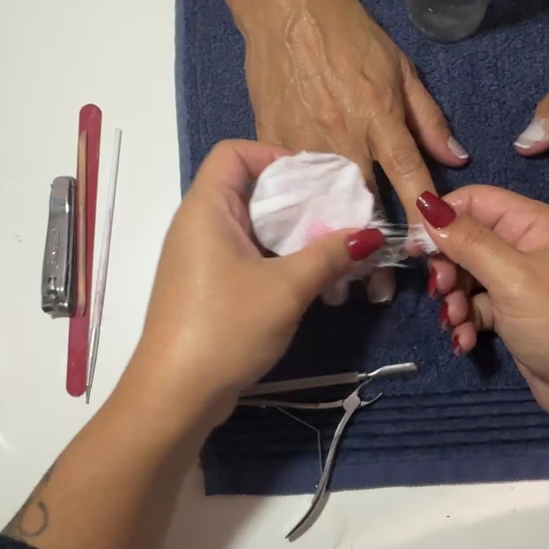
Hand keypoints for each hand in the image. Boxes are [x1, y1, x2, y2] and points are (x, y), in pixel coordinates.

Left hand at [130, 140, 385, 421]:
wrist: (177, 395)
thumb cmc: (226, 328)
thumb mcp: (286, 289)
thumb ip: (329, 255)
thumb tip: (372, 234)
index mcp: (207, 209)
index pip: (234, 153)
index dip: (275, 155)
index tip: (316, 180)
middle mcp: (199, 227)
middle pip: (250, 190)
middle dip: (298, 200)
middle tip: (340, 215)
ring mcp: (202, 261)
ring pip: (254, 229)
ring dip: (294, 236)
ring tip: (335, 250)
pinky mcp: (209, 290)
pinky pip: (248, 259)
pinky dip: (280, 262)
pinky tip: (312, 282)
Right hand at [237, 0, 465, 302]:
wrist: (284, 8)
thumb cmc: (348, 33)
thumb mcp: (400, 67)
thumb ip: (428, 118)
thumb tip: (457, 158)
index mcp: (381, 116)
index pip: (408, 175)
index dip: (421, 213)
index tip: (428, 250)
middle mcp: (345, 135)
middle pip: (363, 204)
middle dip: (371, 250)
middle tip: (378, 290)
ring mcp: (305, 141)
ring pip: (323, 207)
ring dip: (332, 248)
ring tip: (339, 284)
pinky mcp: (273, 142)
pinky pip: (289, 192)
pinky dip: (297, 222)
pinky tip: (301, 250)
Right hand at [414, 187, 548, 425]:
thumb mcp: (513, 278)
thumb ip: (468, 242)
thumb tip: (425, 204)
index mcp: (532, 223)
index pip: (474, 200)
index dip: (441, 218)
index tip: (415, 248)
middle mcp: (524, 246)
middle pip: (464, 240)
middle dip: (446, 267)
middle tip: (442, 293)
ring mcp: (517, 282)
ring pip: (465, 277)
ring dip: (452, 300)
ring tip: (456, 323)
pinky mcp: (511, 315)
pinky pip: (475, 308)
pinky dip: (465, 322)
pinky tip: (465, 342)